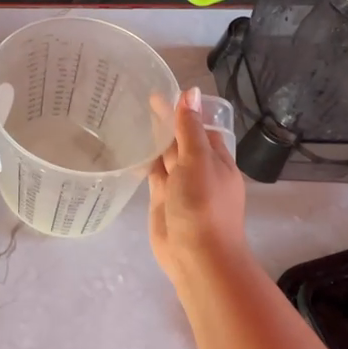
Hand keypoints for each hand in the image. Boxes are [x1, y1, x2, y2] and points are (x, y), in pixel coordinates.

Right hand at [147, 86, 247, 282]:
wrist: (197, 257)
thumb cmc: (203, 205)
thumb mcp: (198, 161)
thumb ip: (189, 128)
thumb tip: (191, 92)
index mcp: (217, 160)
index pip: (200, 127)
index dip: (183, 110)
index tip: (160, 91)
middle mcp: (200, 170)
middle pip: (182, 140)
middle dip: (167, 122)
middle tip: (140, 97)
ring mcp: (181, 186)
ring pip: (167, 157)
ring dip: (154, 140)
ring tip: (131, 116)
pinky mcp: (162, 200)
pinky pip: (154, 174)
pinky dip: (145, 160)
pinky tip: (130, 148)